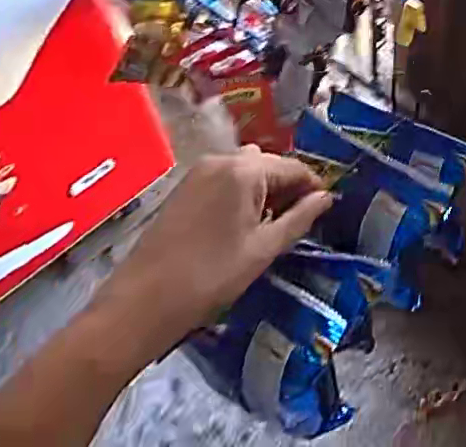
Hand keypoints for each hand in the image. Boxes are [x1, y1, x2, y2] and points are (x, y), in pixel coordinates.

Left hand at [85, 146, 333, 363]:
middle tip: (296, 223)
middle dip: (287, 188)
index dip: (313, 187)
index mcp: (246, 169)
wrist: (139, 305)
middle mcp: (223, 159)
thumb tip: (326, 197)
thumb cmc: (208, 277)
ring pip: (247, 170)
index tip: (324, 211)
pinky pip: (225, 179)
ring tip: (267, 227)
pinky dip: (240, 194)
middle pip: (269, 164)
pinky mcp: (184, 187)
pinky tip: (238, 227)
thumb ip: (300, 218)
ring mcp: (199, 172)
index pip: (294, 167)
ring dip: (263, 190)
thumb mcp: (263, 250)